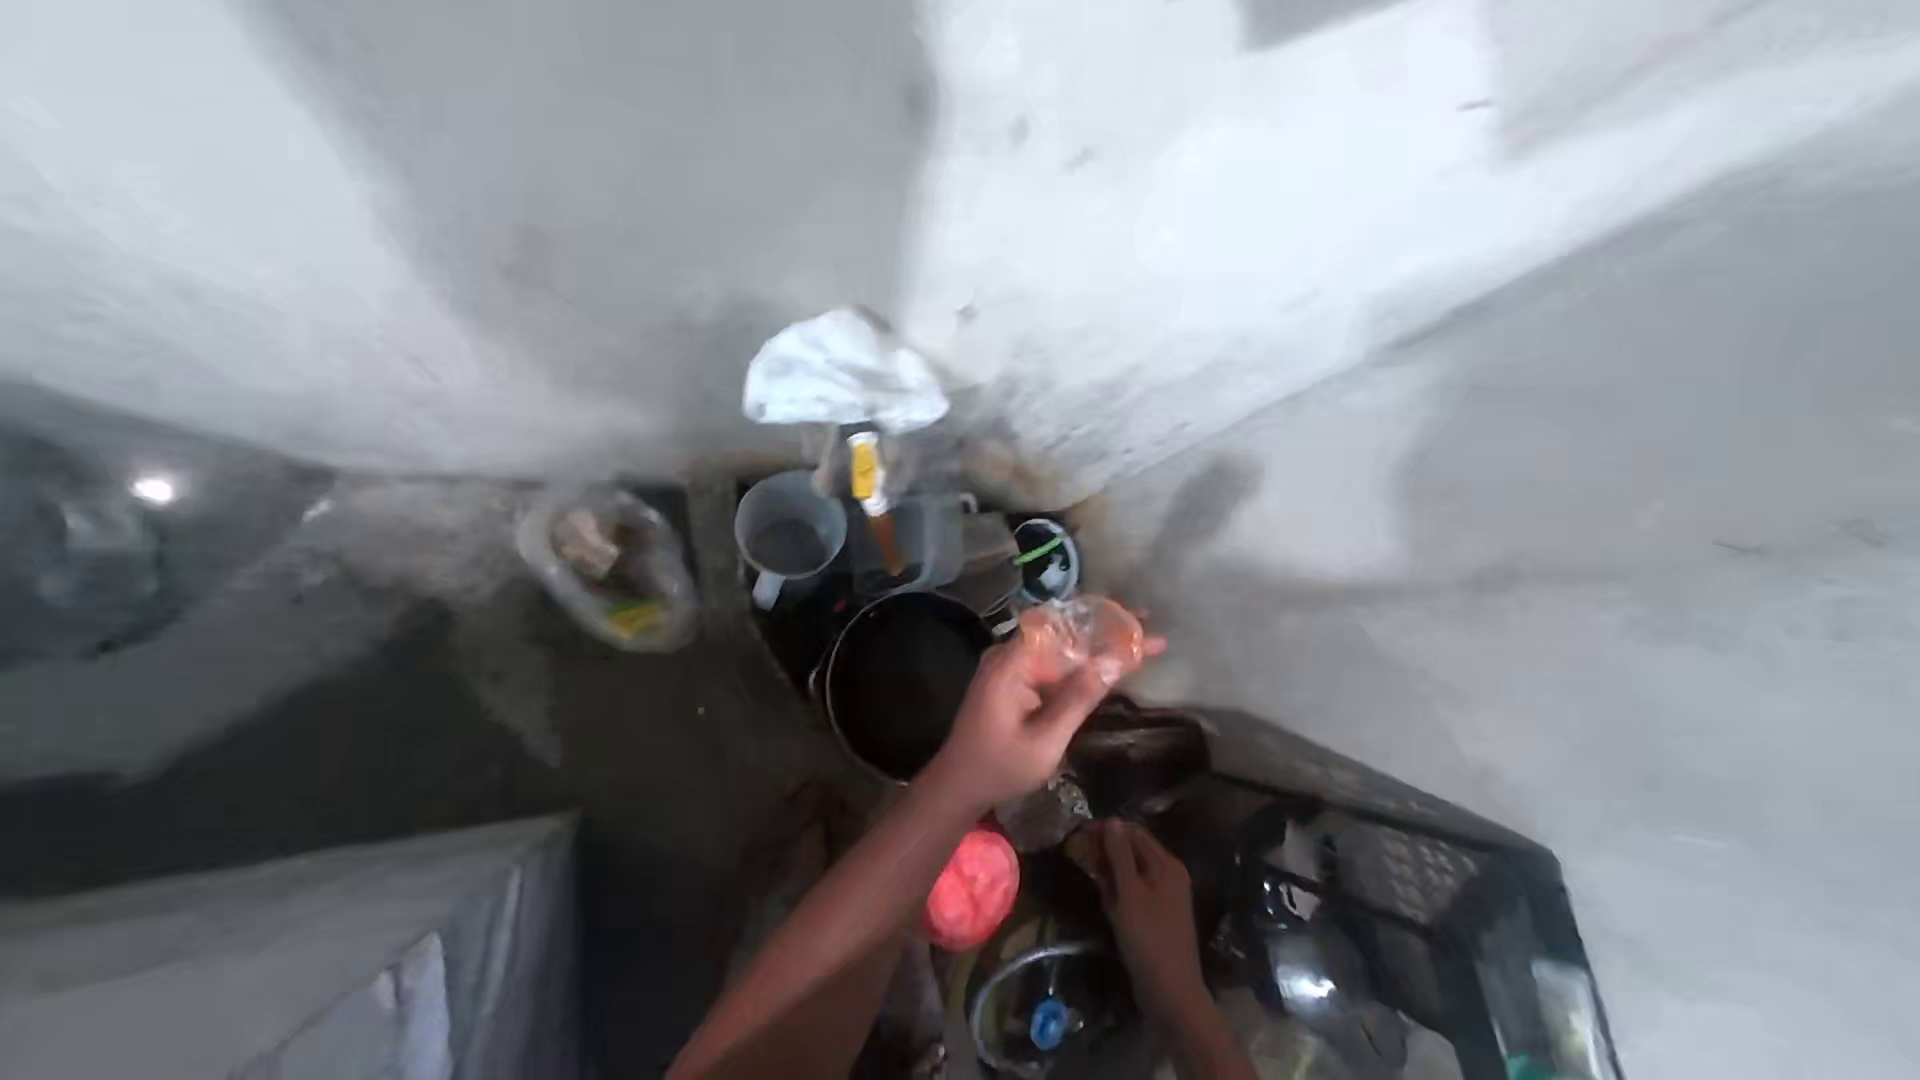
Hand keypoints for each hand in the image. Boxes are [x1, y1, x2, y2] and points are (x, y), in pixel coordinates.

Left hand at [921, 623, 1158, 811]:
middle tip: (1148, 625)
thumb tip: (1114, 662)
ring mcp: (1008, 665)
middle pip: (1063, 633)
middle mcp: (1008, 654)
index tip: (1139, 618)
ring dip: (1096, 645)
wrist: (957, 785)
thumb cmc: (999, 768)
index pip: (1064, 628)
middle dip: (1107, 629)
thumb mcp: (1044, 741)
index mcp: (1011, 664)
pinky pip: (1049, 663)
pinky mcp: (1011, 679)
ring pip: (1059, 647)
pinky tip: (1107, 662)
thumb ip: (1078, 699)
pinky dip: (1078, 664)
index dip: (1105, 622)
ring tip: (1138, 640)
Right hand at [1095, 820, 1209, 1025]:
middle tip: (1084, 860)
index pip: (1133, 832)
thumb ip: (1119, 854)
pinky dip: (1118, 892)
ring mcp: (1164, 895)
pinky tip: (1106, 903)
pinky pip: (1133, 891)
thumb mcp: (1129, 893)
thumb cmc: (1149, 938)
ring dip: (1110, 873)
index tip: (1079, 833)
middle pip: (1133, 849)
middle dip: (1107, 851)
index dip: (1107, 829)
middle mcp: (1168, 874)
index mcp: (1166, 864)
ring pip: (1130, 871)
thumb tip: (1111, 819)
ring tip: (1096, 884)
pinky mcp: (1156, 914)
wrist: (1171, 994)